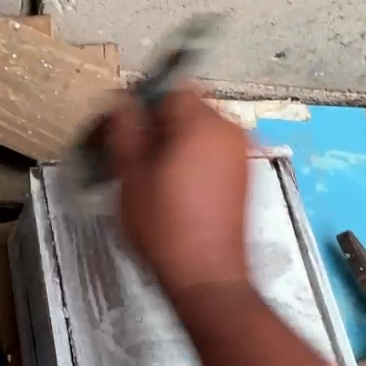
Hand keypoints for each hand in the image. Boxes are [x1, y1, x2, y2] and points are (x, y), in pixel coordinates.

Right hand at [101, 90, 251, 299]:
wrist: (207, 276)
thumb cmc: (165, 228)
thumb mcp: (130, 175)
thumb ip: (124, 128)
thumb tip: (121, 102)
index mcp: (202, 123)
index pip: (169, 89)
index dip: (142, 105)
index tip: (123, 128)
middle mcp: (230, 130)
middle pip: (187, 107)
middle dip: (159, 123)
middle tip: (134, 153)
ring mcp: (242, 153)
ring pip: (200, 129)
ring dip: (176, 140)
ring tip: (153, 173)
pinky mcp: (245, 175)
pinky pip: (214, 150)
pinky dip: (194, 157)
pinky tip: (175, 187)